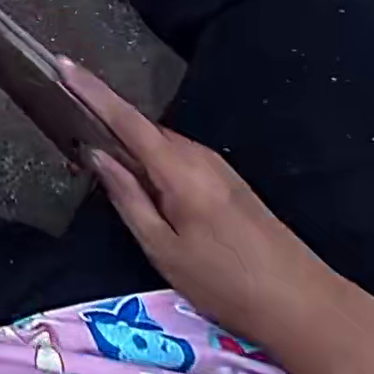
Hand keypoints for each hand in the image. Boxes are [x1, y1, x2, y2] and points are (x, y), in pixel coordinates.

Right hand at [57, 58, 343, 345]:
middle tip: (74, 139)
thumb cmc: (228, 283)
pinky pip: (174, 156)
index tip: (62, 63)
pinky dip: (151, 160)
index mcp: (178, 169)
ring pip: (157, 144)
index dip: (90, 89)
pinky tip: (145, 187)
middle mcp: (197, 155)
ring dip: (129, 147)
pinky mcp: (225, 179)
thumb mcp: (163, 248)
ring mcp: (215, 165)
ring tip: (107, 171)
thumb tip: (96, 153)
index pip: (124, 117)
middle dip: (105, 125)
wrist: (311, 310)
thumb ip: (125, 195)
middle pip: (139, 128)